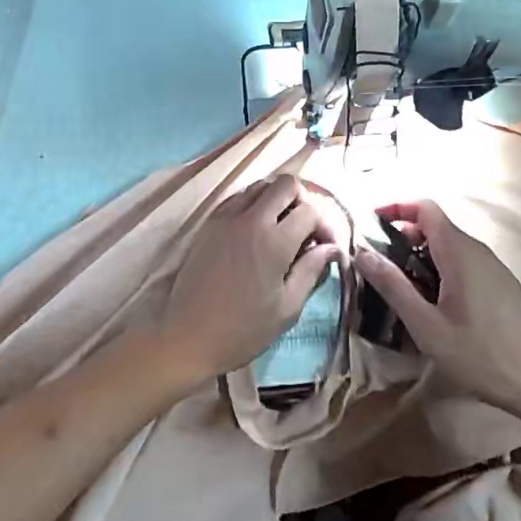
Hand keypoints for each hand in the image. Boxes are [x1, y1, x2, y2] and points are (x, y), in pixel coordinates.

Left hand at [159, 174, 342, 376]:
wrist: (187, 337)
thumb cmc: (243, 330)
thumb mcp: (287, 308)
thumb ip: (311, 271)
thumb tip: (332, 248)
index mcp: (275, 242)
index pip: (310, 211)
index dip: (324, 226)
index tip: (324, 246)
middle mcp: (252, 219)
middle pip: (287, 184)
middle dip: (303, 201)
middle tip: (304, 228)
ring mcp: (227, 217)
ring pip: (261, 185)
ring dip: (277, 199)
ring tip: (281, 227)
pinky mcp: (210, 222)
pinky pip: (238, 197)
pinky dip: (253, 203)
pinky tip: (255, 229)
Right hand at [354, 200, 520, 429]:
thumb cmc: (483, 355)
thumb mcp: (428, 326)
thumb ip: (394, 287)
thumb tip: (362, 252)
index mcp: (459, 250)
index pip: (425, 207)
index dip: (396, 207)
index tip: (370, 224)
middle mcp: (477, 250)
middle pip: (435, 227)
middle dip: (403, 240)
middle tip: (379, 269)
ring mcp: (493, 268)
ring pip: (449, 249)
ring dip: (421, 260)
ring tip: (402, 293)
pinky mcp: (502, 287)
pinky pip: (463, 265)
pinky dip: (440, 273)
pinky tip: (434, 309)